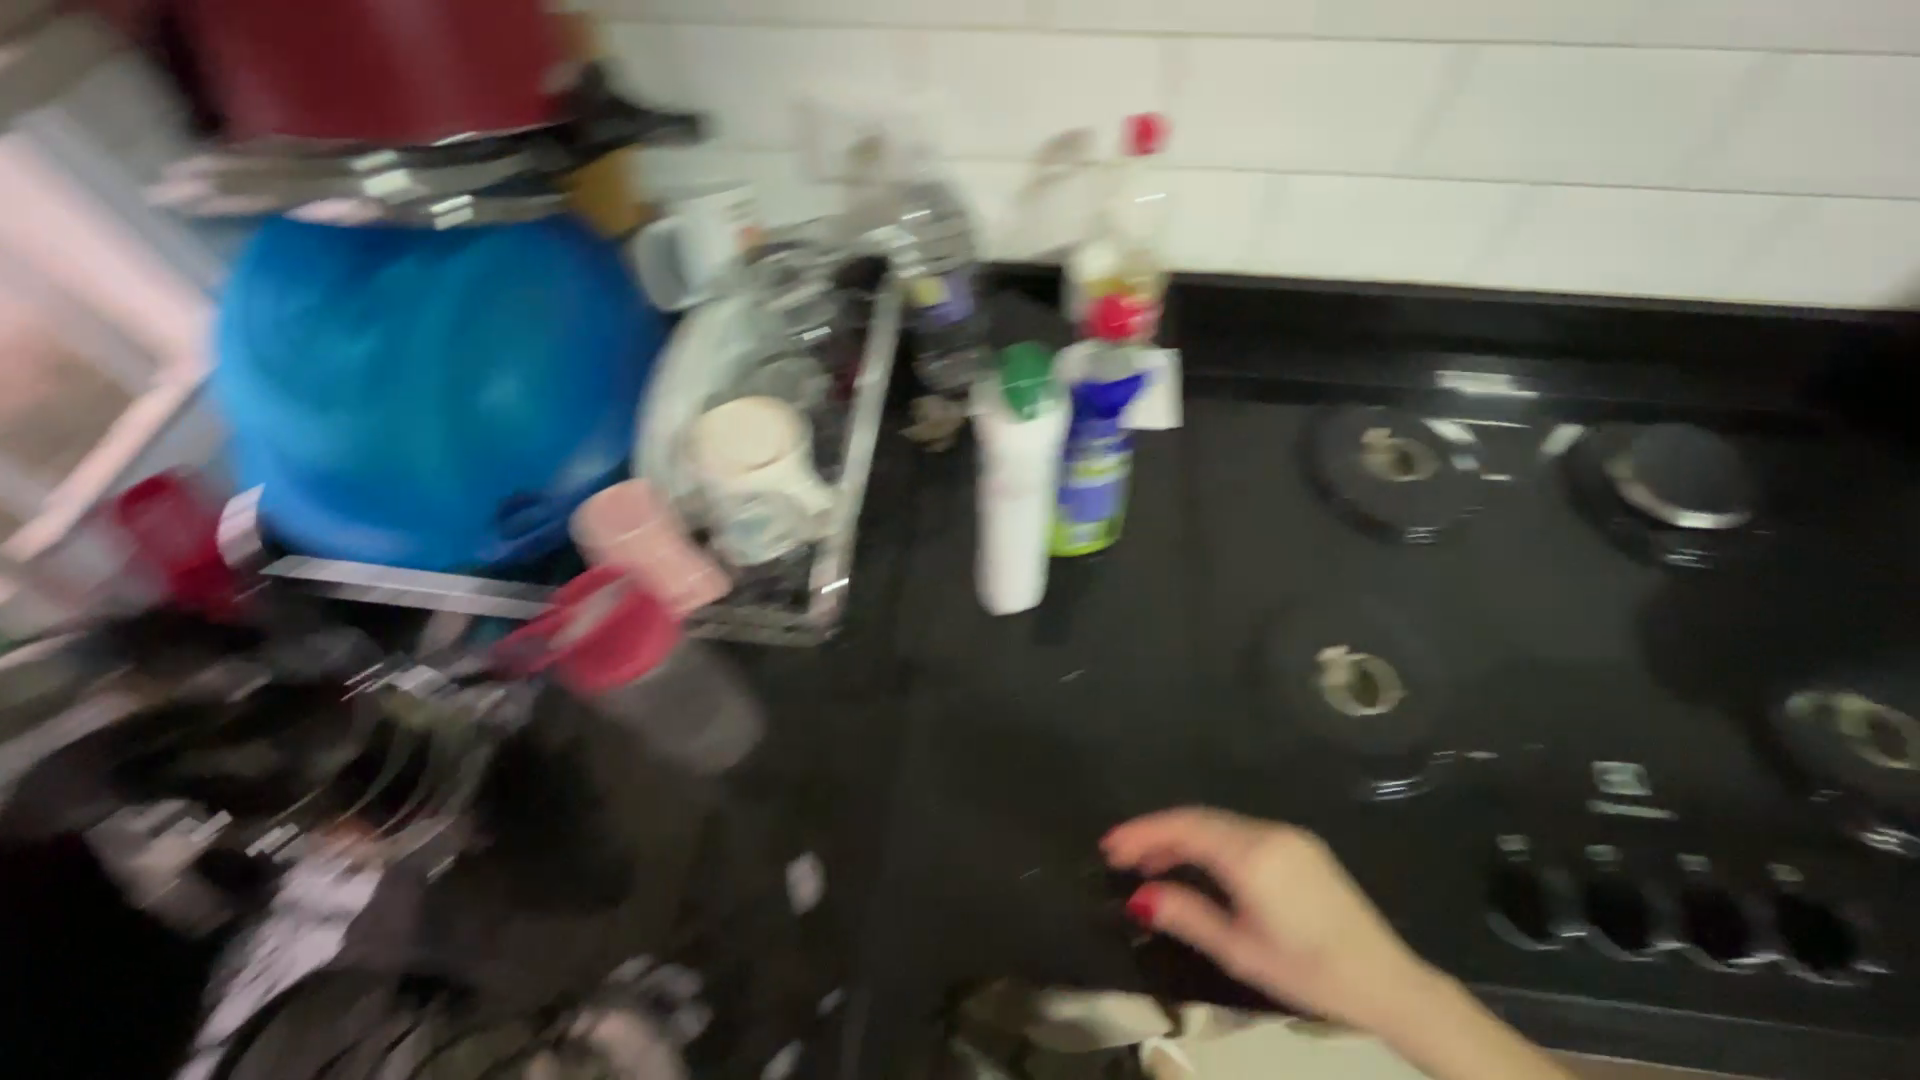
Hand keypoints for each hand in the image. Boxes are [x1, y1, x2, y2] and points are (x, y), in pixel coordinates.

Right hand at [1101, 807, 1448, 1039]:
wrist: (1387, 982)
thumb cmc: (1308, 972)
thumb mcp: (1239, 950)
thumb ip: (1187, 916)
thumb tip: (1138, 898)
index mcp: (1252, 855)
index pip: (1184, 827)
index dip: (1143, 832)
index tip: (1109, 846)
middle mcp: (1269, 833)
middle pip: (1201, 820)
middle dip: (1158, 834)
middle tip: (1121, 856)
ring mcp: (1289, 837)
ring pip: (1221, 825)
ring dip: (1183, 838)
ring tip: (1151, 864)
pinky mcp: (1302, 847)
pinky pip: (1243, 833)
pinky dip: (1211, 843)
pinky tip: (1198, 865)